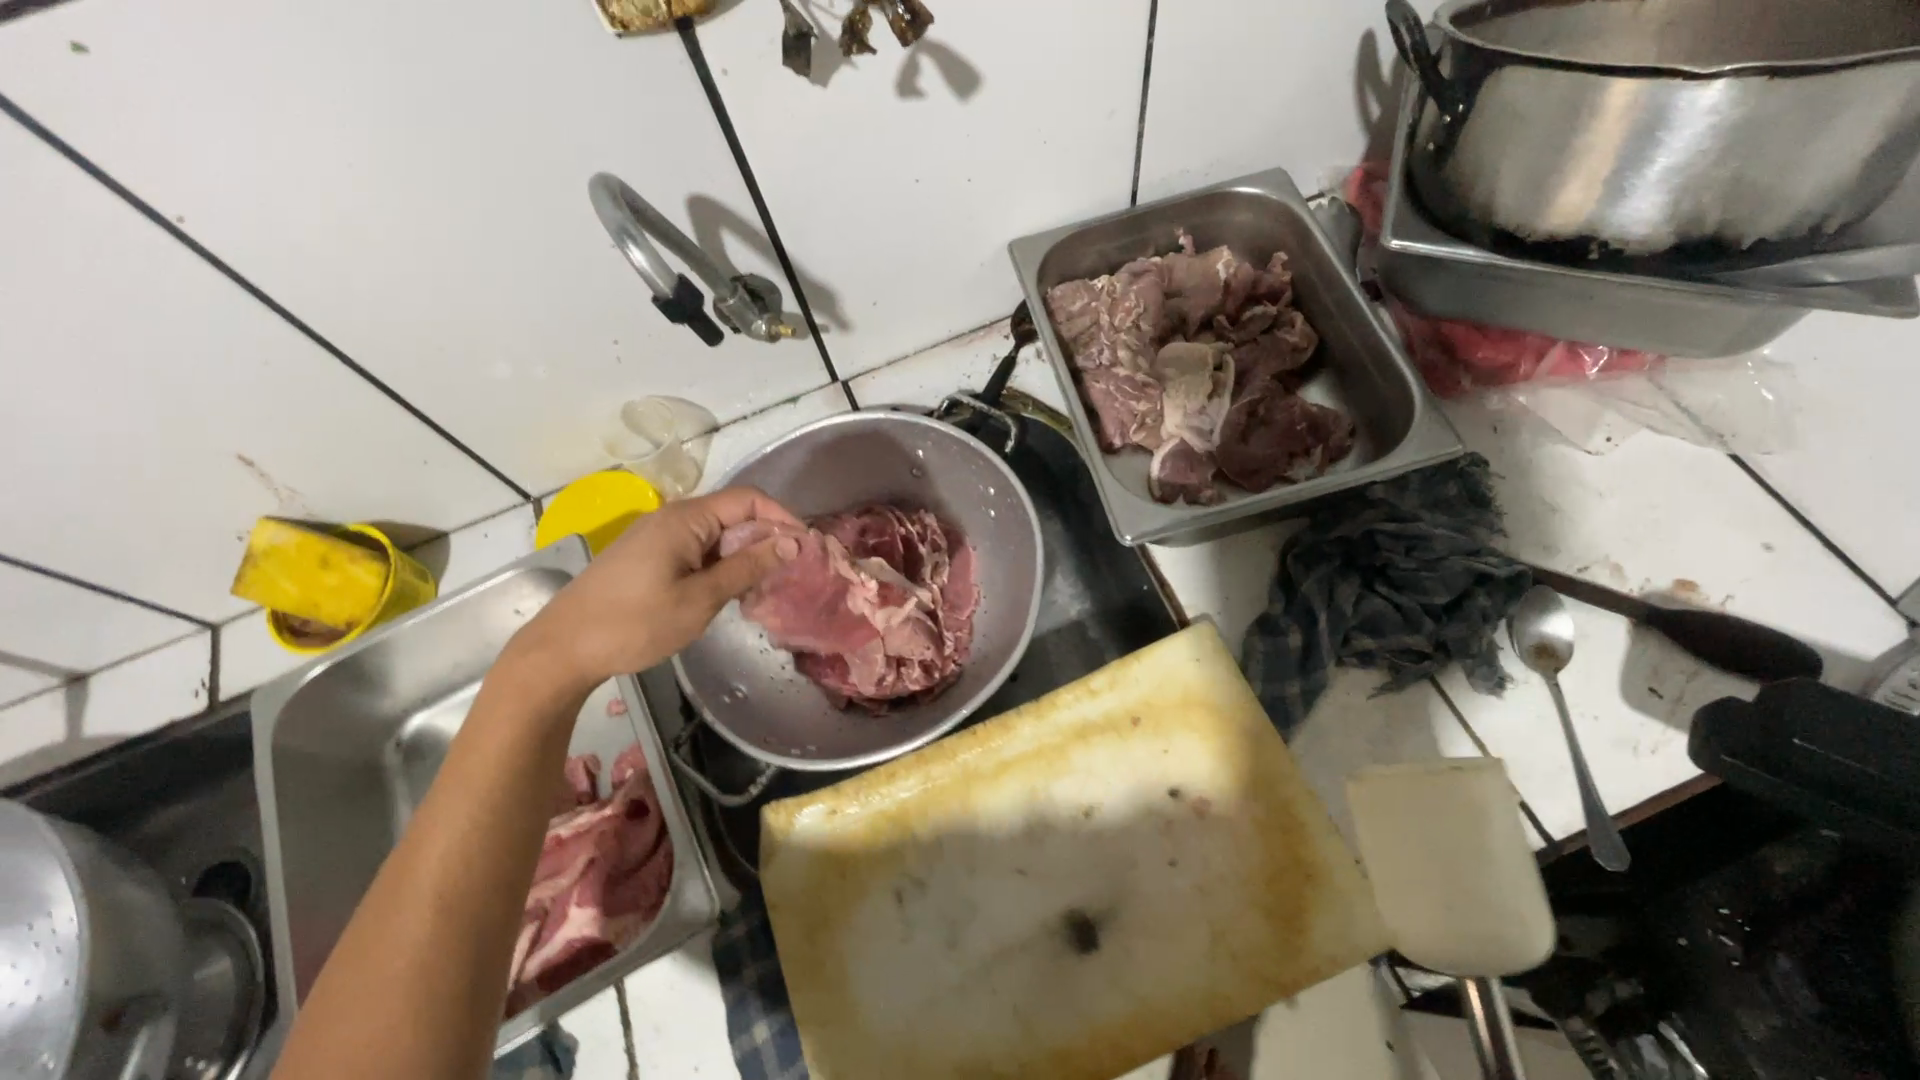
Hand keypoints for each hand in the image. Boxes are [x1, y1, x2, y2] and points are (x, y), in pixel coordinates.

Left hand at [511, 486, 800, 687]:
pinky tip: (731, 590)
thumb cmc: (634, 623)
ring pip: (716, 533)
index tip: (808, 549)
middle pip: (734, 514)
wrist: (564, 648)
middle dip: (768, 537)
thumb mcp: (700, 599)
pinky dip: (721, 563)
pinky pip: (697, 548)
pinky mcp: (648, 556)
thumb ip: (747, 568)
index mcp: (685, 519)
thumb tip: (793, 543)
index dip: (783, 519)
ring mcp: (657, 536)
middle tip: (794, 571)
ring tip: (769, 585)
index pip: (748, 500)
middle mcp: (672, 517)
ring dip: (745, 553)